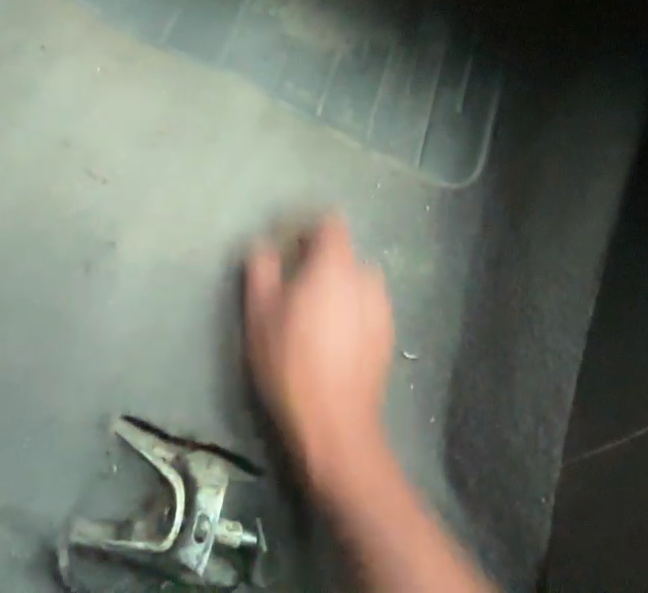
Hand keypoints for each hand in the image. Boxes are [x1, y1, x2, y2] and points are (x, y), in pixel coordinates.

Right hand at [244, 212, 395, 495]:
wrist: (335, 424)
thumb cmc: (290, 362)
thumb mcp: (259, 314)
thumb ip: (261, 269)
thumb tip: (263, 245)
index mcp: (334, 265)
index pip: (330, 223)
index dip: (307, 228)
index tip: (286, 245)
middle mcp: (365, 278)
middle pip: (343, 252)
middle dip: (319, 260)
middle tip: (291, 283)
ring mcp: (382, 308)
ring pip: (356, 280)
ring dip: (336, 285)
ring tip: (312, 313)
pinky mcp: (388, 336)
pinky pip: (366, 306)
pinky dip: (350, 309)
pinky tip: (331, 338)